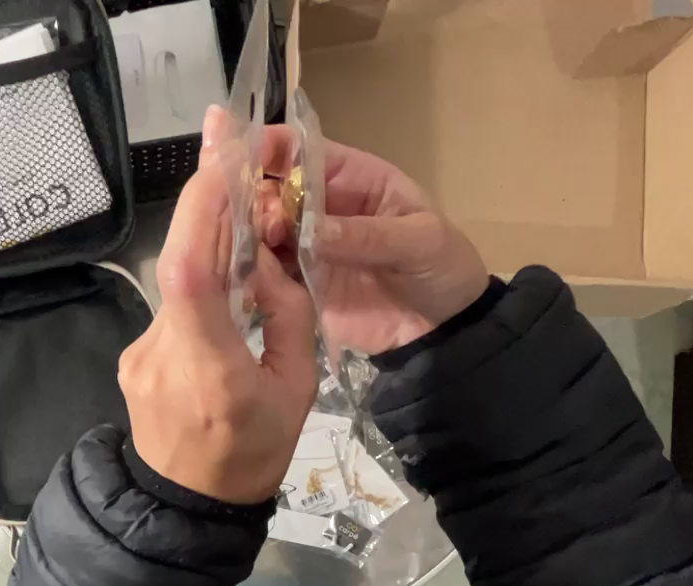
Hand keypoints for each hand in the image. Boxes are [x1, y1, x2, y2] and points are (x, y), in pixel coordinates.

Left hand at [120, 146, 318, 503]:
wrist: (189, 506)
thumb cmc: (254, 455)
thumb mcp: (297, 391)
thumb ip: (287, 318)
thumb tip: (266, 261)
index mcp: (212, 373)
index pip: (189, 274)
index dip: (202, 209)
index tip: (225, 157)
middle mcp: (163, 358)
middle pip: (178, 263)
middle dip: (207, 202)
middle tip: (234, 148)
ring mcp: (139, 357)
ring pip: (175, 283)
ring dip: (208, 246)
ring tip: (243, 220)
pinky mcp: (133, 358)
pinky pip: (170, 307)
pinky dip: (198, 285)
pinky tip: (222, 289)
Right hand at [260, 128, 489, 354]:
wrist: (442, 330)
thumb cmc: (443, 269)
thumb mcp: (419, 241)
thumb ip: (367, 235)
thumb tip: (312, 231)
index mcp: (354, 180)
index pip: (306, 152)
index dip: (276, 148)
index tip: (250, 156)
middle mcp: (323, 211)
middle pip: (276, 191)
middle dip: (261, 197)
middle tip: (266, 220)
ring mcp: (310, 251)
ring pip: (266, 232)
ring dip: (253, 235)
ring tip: (256, 246)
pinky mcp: (303, 288)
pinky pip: (270, 275)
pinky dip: (256, 272)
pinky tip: (248, 272)